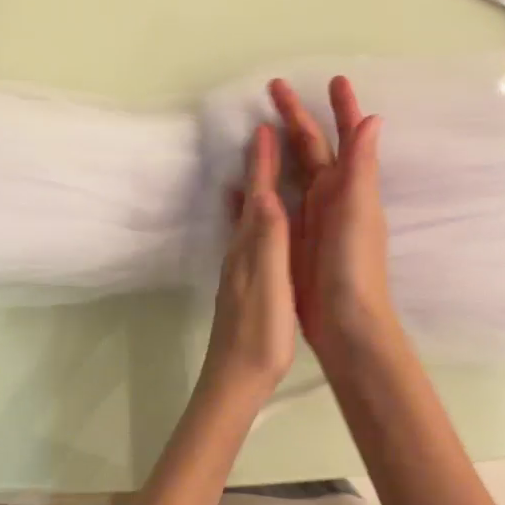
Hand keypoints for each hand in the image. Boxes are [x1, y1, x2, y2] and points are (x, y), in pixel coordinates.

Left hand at [200, 124, 296, 395]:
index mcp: (249, 249)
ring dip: (256, 189)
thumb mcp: (269, 286)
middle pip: (249, 200)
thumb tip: (265, 194)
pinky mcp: (244, 286)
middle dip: (258, 167)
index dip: (263, 163)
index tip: (266, 126)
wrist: (234, 378)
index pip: (258, 196)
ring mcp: (239, 271)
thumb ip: (268, 242)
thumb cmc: (259, 336)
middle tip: (264, 133)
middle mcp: (240, 253)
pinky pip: (251, 238)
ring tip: (261, 169)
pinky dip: (257, 218)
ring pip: (248, 218)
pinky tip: (256, 224)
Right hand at [269, 76, 396, 364]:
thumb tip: (371, 118)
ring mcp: (311, 217)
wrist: (345, 322)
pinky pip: (275, 200)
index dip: (341, 108)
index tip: (333, 79)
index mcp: (347, 186)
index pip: (343, 136)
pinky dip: (261, 184)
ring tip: (256, 125)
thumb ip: (360, 166)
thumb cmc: (355, 265)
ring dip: (278, 145)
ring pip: (292, 170)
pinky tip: (243, 182)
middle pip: (310, 147)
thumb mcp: (357, 211)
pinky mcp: (292, 238)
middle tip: (273, 88)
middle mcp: (330, 196)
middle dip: (296, 116)